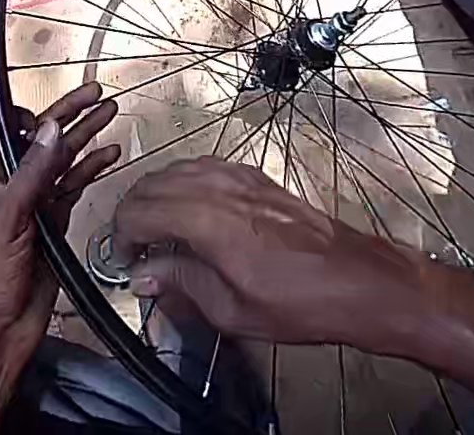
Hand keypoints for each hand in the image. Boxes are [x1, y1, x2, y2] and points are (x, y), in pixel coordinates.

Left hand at [0, 82, 120, 372]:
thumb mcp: (7, 218)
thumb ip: (32, 172)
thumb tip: (50, 129)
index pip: (7, 129)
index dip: (27, 112)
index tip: (54, 104)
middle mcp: (16, 184)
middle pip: (44, 138)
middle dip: (70, 113)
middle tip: (95, 94)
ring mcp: (38, 202)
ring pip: (65, 159)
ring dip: (87, 136)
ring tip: (109, 114)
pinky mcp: (56, 222)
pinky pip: (76, 186)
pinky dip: (93, 168)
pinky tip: (109, 155)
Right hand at [114, 158, 427, 349]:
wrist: (352, 277)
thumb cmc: (297, 300)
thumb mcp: (230, 308)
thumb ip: (180, 281)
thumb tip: (143, 274)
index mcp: (205, 219)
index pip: (140, 210)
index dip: (121, 234)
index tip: (124, 258)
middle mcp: (215, 186)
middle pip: (152, 183)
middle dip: (133, 211)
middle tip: (134, 245)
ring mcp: (235, 174)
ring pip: (174, 168)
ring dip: (155, 194)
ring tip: (156, 227)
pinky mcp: (250, 173)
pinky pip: (200, 165)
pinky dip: (181, 181)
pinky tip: (187, 206)